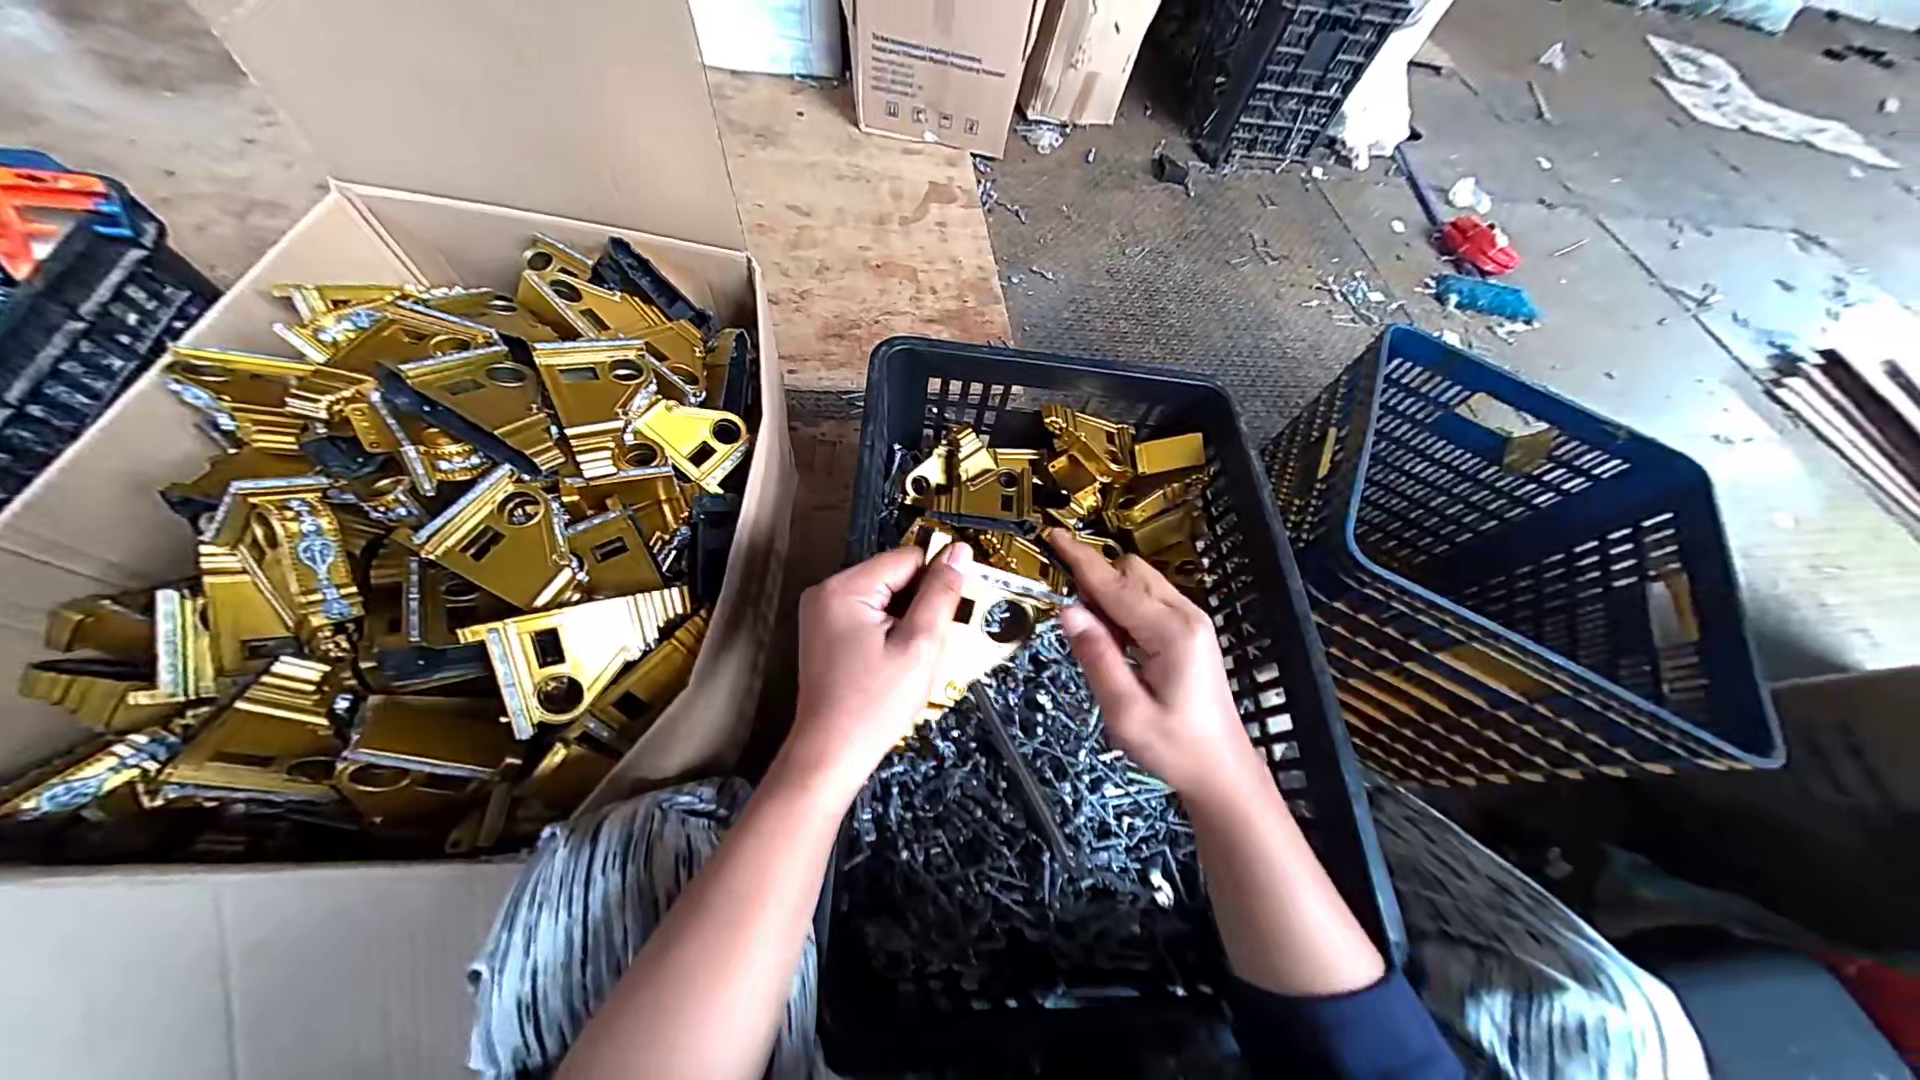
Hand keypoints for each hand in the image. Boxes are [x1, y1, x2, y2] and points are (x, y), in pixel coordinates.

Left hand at [779, 542, 970, 797]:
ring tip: (908, 656)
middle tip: (927, 642)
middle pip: (894, 576)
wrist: (832, 753)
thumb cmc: (872, 705)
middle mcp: (826, 592)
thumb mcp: (920, 644)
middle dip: (919, 604)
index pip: (908, 558)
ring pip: (885, 597)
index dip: (936, 581)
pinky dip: (890, 631)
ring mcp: (822, 613)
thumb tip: (958, 553)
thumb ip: (941, 593)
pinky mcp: (825, 633)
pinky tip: (894, 660)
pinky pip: (869, 615)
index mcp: (844, 588)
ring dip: (906, 619)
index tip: (952, 609)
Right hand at [1048, 528, 1267, 801]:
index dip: (1081, 560)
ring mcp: (1190, 622)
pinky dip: (1123, 610)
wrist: (1221, 771)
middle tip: (1076, 620)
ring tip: (1100, 643)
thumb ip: (1096, 658)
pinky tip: (1118, 646)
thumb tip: (1069, 613)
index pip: (1115, 584)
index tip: (1056, 538)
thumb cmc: (1177, 749)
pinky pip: (1147, 601)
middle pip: (1130, 572)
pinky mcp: (1188, 631)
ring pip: (1139, 583)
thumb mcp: (1125, 712)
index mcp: (1171, 634)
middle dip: (1096, 582)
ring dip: (1109, 597)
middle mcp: (1186, 618)